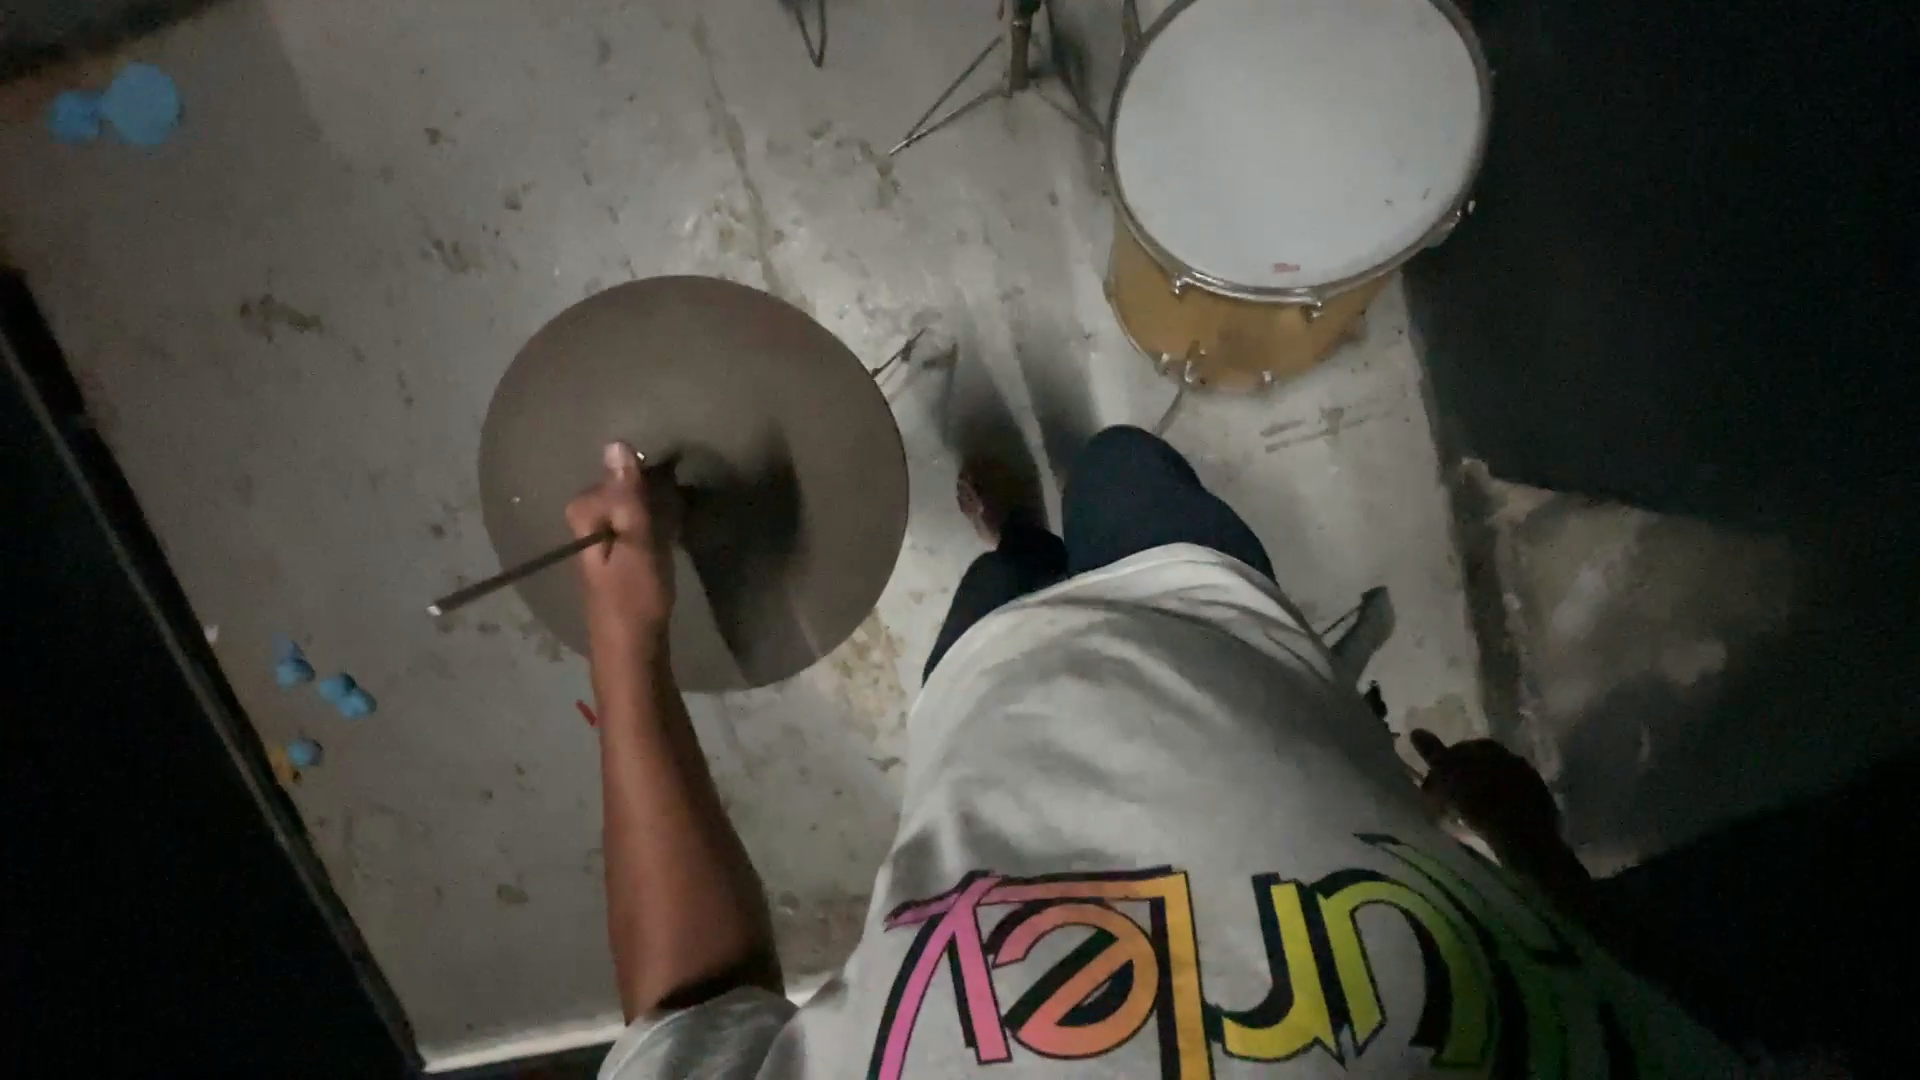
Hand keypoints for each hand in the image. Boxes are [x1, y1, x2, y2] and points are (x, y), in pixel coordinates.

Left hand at [566, 442, 677, 650]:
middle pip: (626, 489)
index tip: (670, 498)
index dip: (648, 483)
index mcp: (584, 513)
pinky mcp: (618, 552)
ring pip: (634, 506)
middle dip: (653, 495)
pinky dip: (656, 525)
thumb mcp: (638, 542)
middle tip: (675, 516)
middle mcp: (586, 521)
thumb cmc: (635, 596)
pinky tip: (670, 538)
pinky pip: (639, 523)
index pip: (620, 474)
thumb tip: (615, 443)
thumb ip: (628, 495)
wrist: (633, 647)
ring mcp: (601, 537)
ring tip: (675, 528)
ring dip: (658, 511)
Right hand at [1412, 729, 1598, 929]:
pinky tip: (1492, 822)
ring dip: (1483, 794)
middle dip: (1464, 779)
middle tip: (1450, 801)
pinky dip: (1500, 808)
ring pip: (1496, 783)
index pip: (1458, 750)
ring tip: (1469, 815)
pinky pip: (1513, 801)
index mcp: (1486, 746)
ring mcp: (1530, 780)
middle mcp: (1511, 757)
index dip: (1443, 768)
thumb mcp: (1444, 776)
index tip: (1435, 786)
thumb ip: (1431, 753)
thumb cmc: (1475, 802)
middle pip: (1479, 766)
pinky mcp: (1543, 804)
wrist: (1522, 837)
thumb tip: (1415, 730)